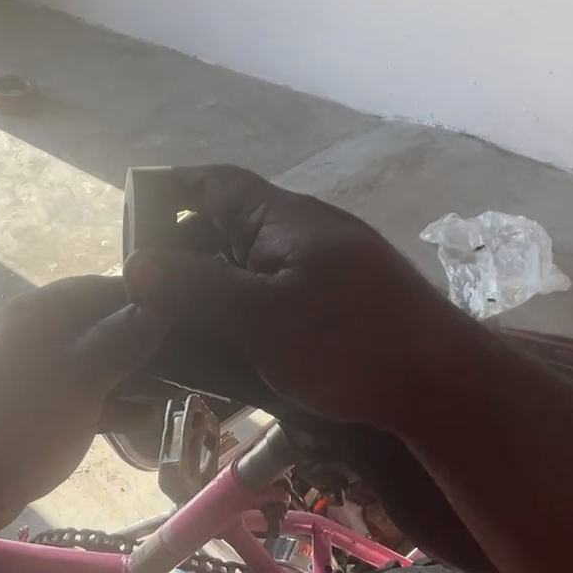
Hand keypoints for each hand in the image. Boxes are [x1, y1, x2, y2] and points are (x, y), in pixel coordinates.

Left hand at [0, 276, 168, 532]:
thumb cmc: (26, 420)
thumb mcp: (85, 376)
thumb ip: (124, 338)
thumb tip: (159, 306)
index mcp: (36, 311)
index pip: (98, 289)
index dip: (143, 302)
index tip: (184, 323)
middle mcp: (24, 332)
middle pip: (92, 327)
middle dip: (138, 347)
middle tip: (182, 368)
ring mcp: (18, 371)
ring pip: (83, 364)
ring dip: (124, 379)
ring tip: (168, 398)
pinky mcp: (17, 406)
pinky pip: (67, 393)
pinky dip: (100, 402)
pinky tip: (136, 420)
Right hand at [124, 164, 484, 430]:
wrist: (441, 388)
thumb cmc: (348, 343)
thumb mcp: (260, 316)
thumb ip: (196, 287)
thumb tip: (134, 264)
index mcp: (284, 220)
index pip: (216, 184)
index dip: (172, 190)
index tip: (131, 215)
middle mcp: (300, 236)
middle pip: (224, 229)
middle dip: (179, 254)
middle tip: (140, 293)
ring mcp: (318, 272)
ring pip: (243, 269)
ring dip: (205, 291)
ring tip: (168, 325)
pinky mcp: (329, 308)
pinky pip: (266, 298)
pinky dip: (234, 314)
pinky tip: (218, 345)